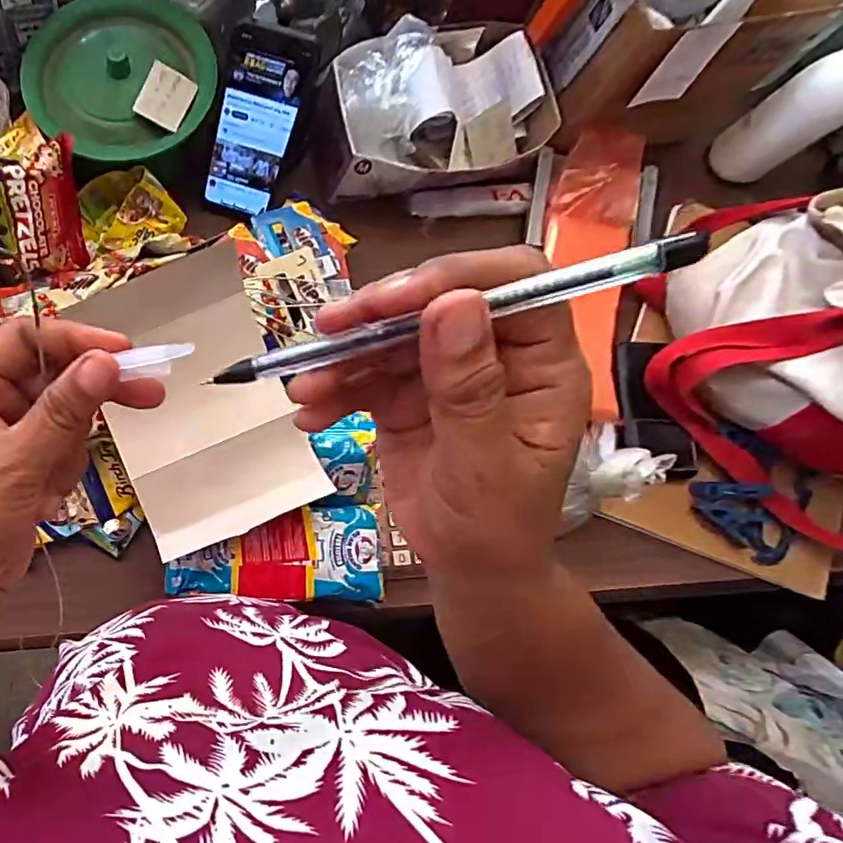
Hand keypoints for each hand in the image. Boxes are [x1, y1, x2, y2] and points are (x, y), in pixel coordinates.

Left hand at [0, 320, 164, 597]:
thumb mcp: (17, 461)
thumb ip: (64, 410)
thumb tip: (106, 361)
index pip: (23, 339)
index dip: (73, 340)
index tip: (122, 351)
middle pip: (52, 375)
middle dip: (87, 399)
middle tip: (146, 395)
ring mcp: (6, 433)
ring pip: (65, 414)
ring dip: (67, 450)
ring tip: (45, 486)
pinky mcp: (24, 462)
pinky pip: (62, 447)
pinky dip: (62, 471)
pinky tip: (42, 501)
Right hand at [286, 246, 589, 578]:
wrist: (464, 562)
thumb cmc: (493, 521)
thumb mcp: (481, 460)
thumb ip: (468, 386)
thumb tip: (452, 305)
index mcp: (539, 364)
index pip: (512, 286)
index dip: (452, 280)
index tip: (390, 300)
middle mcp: (491, 358)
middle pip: (433, 308)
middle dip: (375, 318)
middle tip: (326, 330)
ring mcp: (442, 377)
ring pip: (386, 343)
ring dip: (339, 362)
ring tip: (302, 391)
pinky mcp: (402, 398)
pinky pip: (361, 380)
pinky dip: (331, 394)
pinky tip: (308, 416)